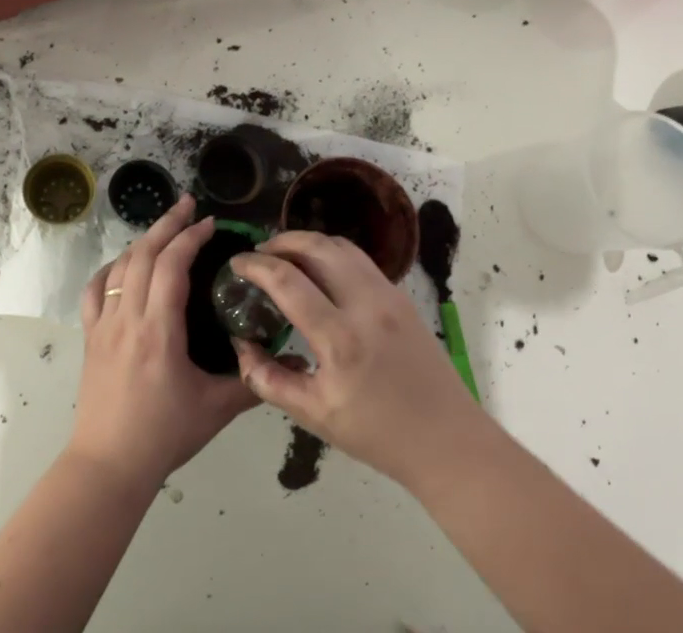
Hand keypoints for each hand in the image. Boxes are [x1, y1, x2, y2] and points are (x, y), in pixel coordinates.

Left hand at [69, 196, 258, 491]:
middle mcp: (127, 319)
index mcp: (158, 331)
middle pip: (142, 255)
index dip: (190, 238)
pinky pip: (94, 292)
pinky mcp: (90, 339)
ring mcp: (103, 327)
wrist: (108, 464)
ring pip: (118, 268)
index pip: (171, 266)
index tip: (210, 223)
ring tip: (163, 230)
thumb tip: (290, 361)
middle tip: (188, 205)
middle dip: (166, 225)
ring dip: (141, 242)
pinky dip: (110, 270)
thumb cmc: (164, 435)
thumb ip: (252, 380)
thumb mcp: (216, 408)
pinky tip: (121, 266)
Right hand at [229, 233, 489, 491]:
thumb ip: (267, 378)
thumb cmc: (376, 434)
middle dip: (281, 242)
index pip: (288, 280)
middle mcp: (366, 305)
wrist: (446, 440)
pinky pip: (361, 261)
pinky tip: (319, 274)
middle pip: (317, 247)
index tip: (235, 264)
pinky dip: (332, 255)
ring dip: (308, 243)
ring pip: (342, 247)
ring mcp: (389, 297)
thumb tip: (241, 345)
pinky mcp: (402, 299)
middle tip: (258, 255)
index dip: (255, 266)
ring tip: (285, 258)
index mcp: (339, 338)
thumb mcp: (312, 415)